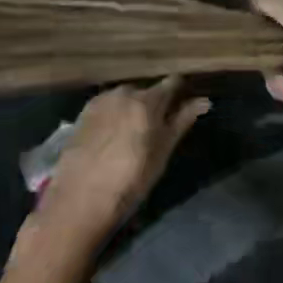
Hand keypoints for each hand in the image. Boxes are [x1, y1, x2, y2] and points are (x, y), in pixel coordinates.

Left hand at [33, 76, 208, 244]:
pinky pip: (108, 105)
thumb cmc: (129, 182)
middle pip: (147, 91)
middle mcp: (125, 92)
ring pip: (126, 98)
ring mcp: (102, 99)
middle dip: (154, 105)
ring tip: (132, 136)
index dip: (180, 92)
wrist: (79, 200)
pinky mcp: (84, 111)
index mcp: (148, 101)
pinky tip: (111, 137)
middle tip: (155, 130)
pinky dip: (114, 115)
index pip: (172, 83)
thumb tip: (204, 101)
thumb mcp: (161, 154)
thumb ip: (181, 122)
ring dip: (132, 109)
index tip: (185, 102)